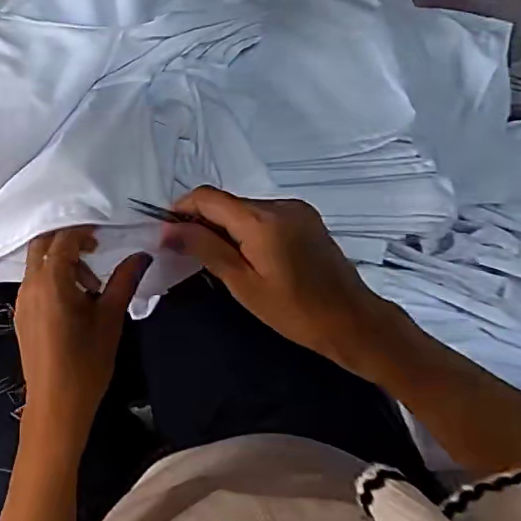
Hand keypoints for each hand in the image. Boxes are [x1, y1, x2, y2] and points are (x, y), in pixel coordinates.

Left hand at [15, 227, 149, 444]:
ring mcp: (21, 299)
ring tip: (91, 286)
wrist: (56, 403)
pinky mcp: (21, 314)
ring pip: (36, 264)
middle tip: (95, 251)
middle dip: (67, 242)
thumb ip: (123, 282)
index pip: (63, 240)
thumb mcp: (110, 318)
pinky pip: (34, 282)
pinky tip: (74, 301)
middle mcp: (30, 284)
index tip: (103, 237)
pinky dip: (52, 278)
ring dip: (61, 262)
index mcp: (50, 281)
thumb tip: (141, 256)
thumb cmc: (86, 362)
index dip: (82, 233)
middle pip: (42, 245)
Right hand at [162, 187, 390, 370]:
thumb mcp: (242, 283)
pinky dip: (245, 230)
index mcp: (261, 220)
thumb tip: (168, 229)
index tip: (167, 234)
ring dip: (223, 227)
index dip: (181, 210)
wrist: (353, 323)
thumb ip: (204, 248)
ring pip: (243, 209)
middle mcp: (279, 205)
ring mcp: (296, 210)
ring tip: (219, 260)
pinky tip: (246, 256)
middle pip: (225, 202)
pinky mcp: (306, 219)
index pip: (207, 197)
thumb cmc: (294, 311)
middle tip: (188, 253)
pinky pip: (262, 216)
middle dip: (201, 222)